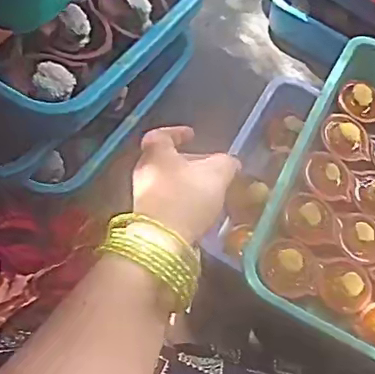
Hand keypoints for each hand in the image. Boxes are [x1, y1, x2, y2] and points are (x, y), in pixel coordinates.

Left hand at [129, 127, 238, 244]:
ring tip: (207, 191)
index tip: (193, 134)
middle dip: (187, 162)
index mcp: (157, 153)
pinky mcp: (147, 218)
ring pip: (166, 182)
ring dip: (185, 184)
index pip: (163, 134)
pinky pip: (166, 202)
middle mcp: (144, 171)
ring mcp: (143, 196)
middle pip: (165, 160)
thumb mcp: (217, 174)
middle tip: (207, 166)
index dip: (178, 132)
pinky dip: (181, 201)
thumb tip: (231, 162)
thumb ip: (226, 163)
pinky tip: (197, 211)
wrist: (163, 241)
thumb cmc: (187, 198)